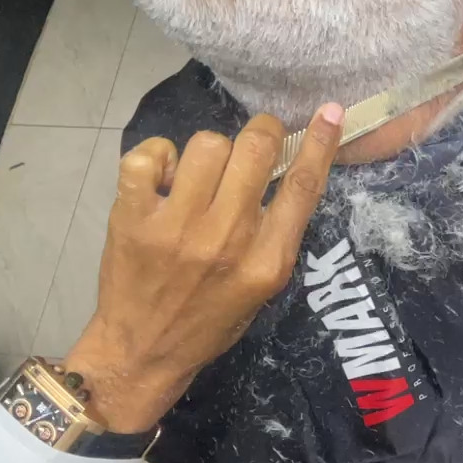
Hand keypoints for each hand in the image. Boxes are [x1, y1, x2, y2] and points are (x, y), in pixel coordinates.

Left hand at [60, 105, 343, 432]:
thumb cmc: (214, 319)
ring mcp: (175, 227)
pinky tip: (165, 177)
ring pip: (207, 145)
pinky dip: (160, 155)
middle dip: (262, 133)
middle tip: (257, 143)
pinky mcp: (132, 218)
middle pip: (255, 150)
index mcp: (267, 260)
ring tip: (203, 174)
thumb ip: (279, 232)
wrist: (143, 351)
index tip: (330, 111)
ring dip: (212, 150)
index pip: (301, 187)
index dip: (319, 143)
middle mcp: (226, 239)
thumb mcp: (266, 286)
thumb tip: (287, 169)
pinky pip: (149, 155)